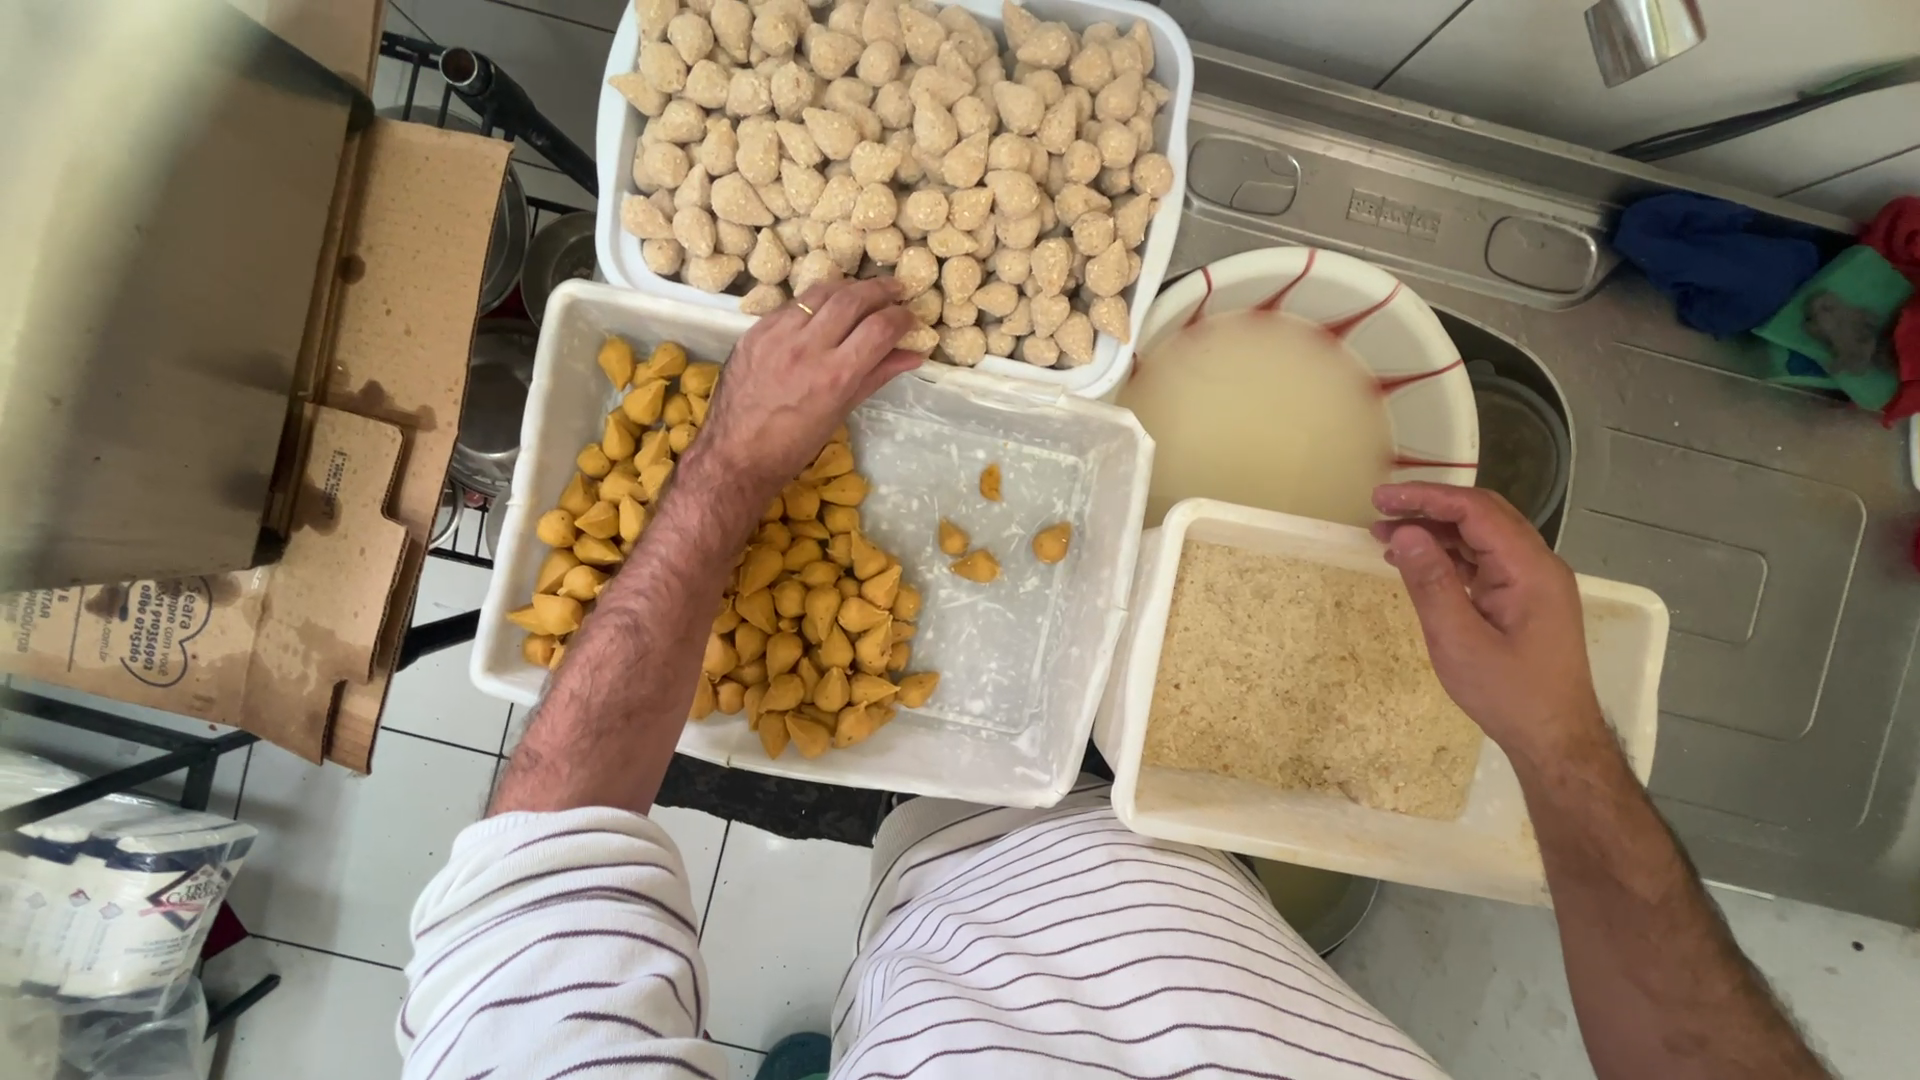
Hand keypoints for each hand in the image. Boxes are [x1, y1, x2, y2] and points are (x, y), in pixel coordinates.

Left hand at [701, 277, 924, 496]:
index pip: (880, 328)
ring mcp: (778, 335)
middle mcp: (808, 347)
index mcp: (835, 376)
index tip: (910, 318)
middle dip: (881, 290)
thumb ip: (877, 375)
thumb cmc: (795, 445)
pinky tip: (827, 307)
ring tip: (865, 291)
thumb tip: (913, 355)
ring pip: (822, 292)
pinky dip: (818, 301)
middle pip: (853, 299)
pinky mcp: (756, 330)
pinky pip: (794, 305)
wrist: (735, 453)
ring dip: (850, 287)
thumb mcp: (842, 411)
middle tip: (897, 289)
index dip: (902, 317)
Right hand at [1371, 482, 1608, 765]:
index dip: (1426, 498)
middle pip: (1481, 515)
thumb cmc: (1507, 692)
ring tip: (1383, 534)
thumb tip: (1403, 533)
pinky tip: (1412, 561)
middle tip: (1378, 509)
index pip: (1477, 511)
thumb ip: (1431, 583)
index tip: (1380, 499)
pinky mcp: (1520, 597)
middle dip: (1428, 506)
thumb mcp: (1458, 640)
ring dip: (1433, 530)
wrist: (1553, 738)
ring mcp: (1530, 581)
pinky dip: (1444, 553)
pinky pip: (1481, 560)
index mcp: (1529, 569)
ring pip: (1480, 536)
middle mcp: (1536, 565)